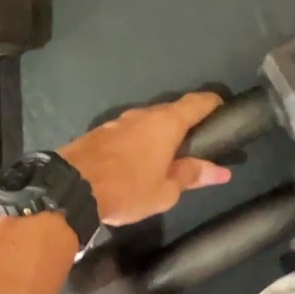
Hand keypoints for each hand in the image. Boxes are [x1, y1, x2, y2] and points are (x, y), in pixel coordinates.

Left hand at [60, 92, 230, 225]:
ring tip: (164, 157)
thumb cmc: (126, 189)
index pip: (198, 102)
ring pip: (145, 123)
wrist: (70, 188)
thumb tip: (220, 171)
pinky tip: (134, 161)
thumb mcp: (165, 191)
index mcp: (166, 123)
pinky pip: (126, 134)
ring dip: (157, 136)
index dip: (213, 104)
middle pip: (171, 112)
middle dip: (184, 124)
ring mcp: (117, 122)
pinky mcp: (98, 133)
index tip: (224, 111)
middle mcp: (142, 114)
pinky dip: (136, 143)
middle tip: (195, 145)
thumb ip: (191, 176)